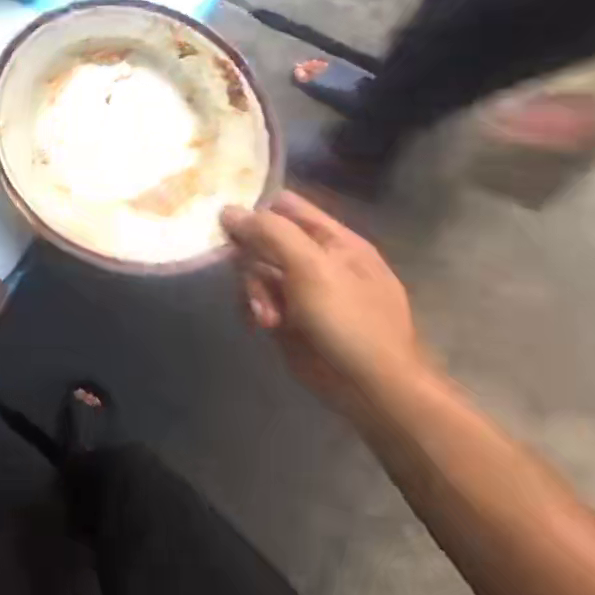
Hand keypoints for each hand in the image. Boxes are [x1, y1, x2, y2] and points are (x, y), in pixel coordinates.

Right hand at [221, 193, 427, 413]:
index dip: (254, 207)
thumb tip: (227, 210)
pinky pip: (257, 297)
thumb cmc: (350, 321)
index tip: (222, 217)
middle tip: (249, 277)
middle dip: (250, 258)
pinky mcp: (288, 315)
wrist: (372, 389)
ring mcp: (303, 288)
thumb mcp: (312, 268)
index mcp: (335, 241)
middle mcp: (317, 259)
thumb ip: (270, 233)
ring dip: (253, 290)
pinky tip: (263, 324)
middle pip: (263, 239)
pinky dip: (255, 308)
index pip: (285, 205)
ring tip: (265, 315)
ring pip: (255, 270)